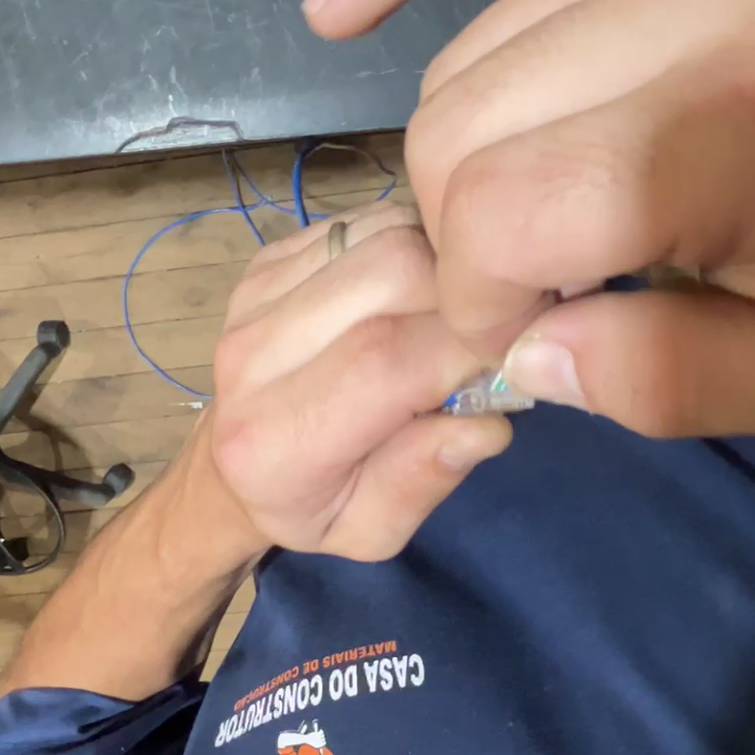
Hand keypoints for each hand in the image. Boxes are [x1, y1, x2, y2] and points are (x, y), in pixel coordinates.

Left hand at [180, 200, 512, 561]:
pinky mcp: (267, 261)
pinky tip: (423, 282)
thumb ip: (420, 482)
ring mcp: (256, 296)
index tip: (525, 348)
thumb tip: (487, 424)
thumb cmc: (308, 506)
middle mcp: (254, 354)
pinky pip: (362, 223)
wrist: (230, 467)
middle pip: (390, 272)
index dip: (471, 341)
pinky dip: (411, 240)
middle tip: (505, 320)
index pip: (387, 360)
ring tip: (464, 303)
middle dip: (467, 287)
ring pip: (382, 234)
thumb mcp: (369, 532)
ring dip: (444, 257)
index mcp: (278, 439)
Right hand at [306, 0, 754, 471]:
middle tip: (534, 293)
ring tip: (539, 218)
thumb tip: (522, 349)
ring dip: (468, 169)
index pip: (507, 210)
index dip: (481, 300)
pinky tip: (344, 3)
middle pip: (459, 133)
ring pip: (463, 71)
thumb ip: (668, 384)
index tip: (522, 343)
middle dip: (466, 244)